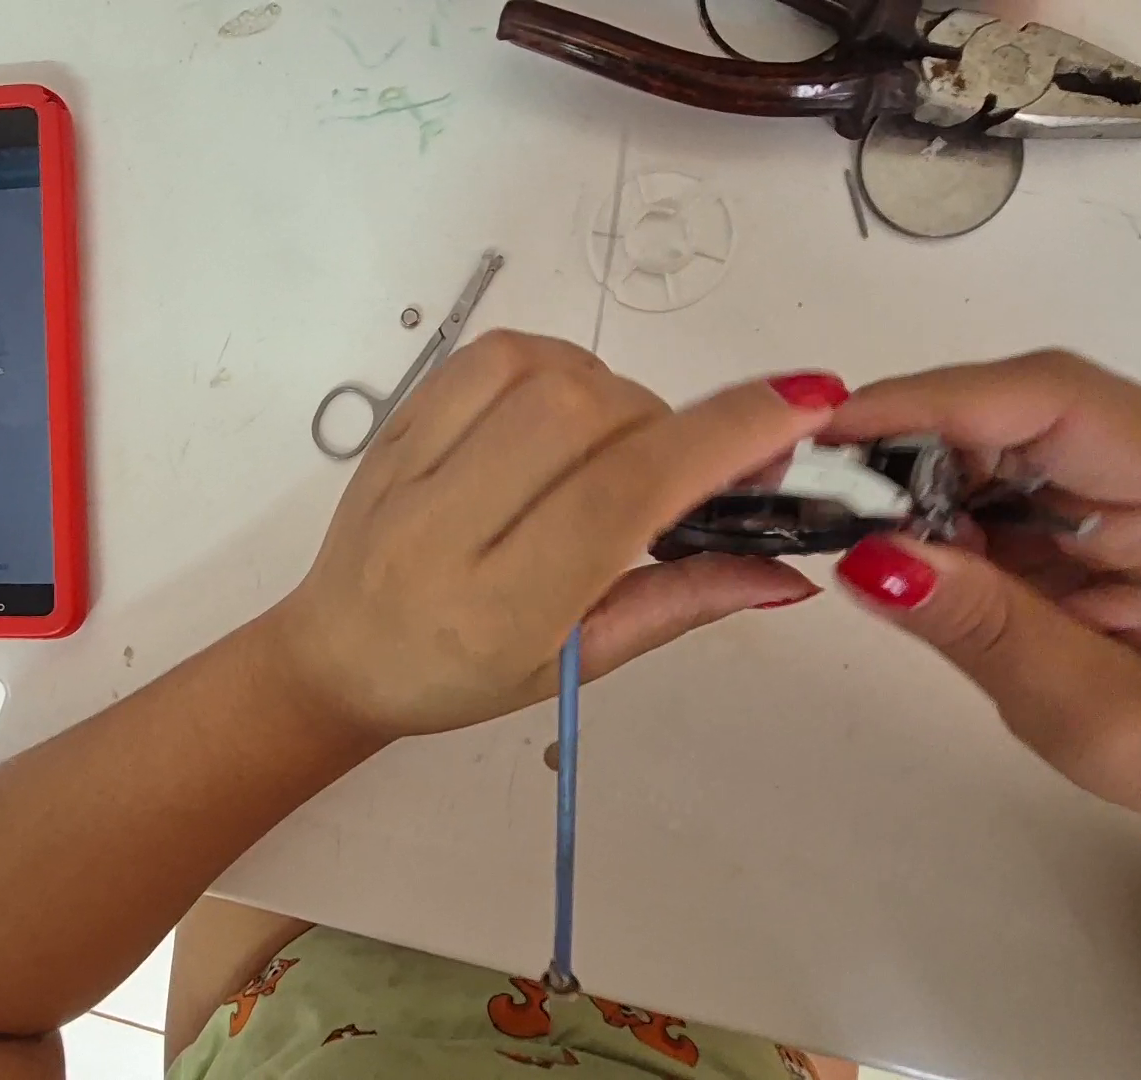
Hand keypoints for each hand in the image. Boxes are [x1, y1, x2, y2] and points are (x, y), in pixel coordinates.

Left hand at [270, 329, 846, 742]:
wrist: (338, 656)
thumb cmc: (452, 679)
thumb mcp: (568, 668)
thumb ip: (672, 607)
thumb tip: (785, 569)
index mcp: (496, 605)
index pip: (618, 495)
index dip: (720, 439)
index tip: (801, 403)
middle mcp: (443, 526)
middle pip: (580, 414)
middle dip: (661, 421)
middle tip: (669, 464)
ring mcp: (407, 468)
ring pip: (534, 369)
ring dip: (605, 387)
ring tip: (606, 444)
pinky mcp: (391, 430)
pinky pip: (484, 357)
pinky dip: (548, 363)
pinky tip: (554, 410)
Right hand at [822, 351, 1140, 854]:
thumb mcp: (1101, 719)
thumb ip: (985, 631)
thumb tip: (867, 557)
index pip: (1060, 404)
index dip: (934, 400)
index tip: (826, 432)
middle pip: (1009, 406)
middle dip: (897, 436)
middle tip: (805, 485)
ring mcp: (1114, 487)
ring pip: (980, 438)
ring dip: (897, 471)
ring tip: (832, 518)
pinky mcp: (1071, 512)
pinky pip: (974, 481)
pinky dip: (911, 503)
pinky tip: (883, 542)